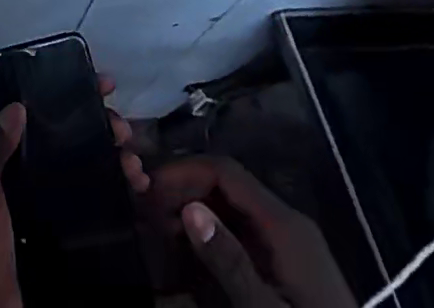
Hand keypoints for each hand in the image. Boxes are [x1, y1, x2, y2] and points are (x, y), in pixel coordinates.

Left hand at [0, 77, 146, 307]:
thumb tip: (17, 106)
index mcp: (5, 164)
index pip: (38, 118)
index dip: (68, 98)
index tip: (102, 85)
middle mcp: (29, 180)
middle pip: (70, 142)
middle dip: (99, 130)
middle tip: (124, 131)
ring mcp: (51, 210)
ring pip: (90, 171)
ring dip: (115, 161)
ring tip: (136, 166)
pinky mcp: (72, 241)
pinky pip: (101, 208)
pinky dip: (120, 196)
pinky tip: (137, 193)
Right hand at [142, 155, 354, 307]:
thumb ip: (231, 263)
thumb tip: (189, 209)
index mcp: (286, 226)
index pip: (225, 171)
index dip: (182, 170)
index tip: (147, 188)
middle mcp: (287, 222)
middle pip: (224, 182)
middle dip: (182, 187)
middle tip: (147, 210)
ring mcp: (287, 240)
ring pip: (229, 202)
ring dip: (191, 205)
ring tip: (160, 227)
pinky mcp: (284, 259)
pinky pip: (238, 225)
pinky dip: (208, 226)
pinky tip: (188, 244)